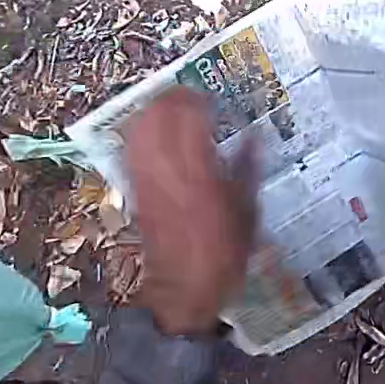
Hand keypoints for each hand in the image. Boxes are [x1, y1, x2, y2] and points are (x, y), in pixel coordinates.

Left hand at [124, 88, 256, 335]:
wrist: (185, 287)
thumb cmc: (224, 252)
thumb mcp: (248, 210)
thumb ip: (248, 168)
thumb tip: (253, 136)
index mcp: (200, 171)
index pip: (191, 118)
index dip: (199, 100)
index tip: (213, 98)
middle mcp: (168, 168)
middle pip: (158, 116)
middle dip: (173, 98)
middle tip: (191, 96)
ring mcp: (146, 178)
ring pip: (139, 128)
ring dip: (154, 111)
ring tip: (171, 107)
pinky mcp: (135, 189)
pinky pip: (131, 149)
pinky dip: (140, 132)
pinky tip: (153, 131)